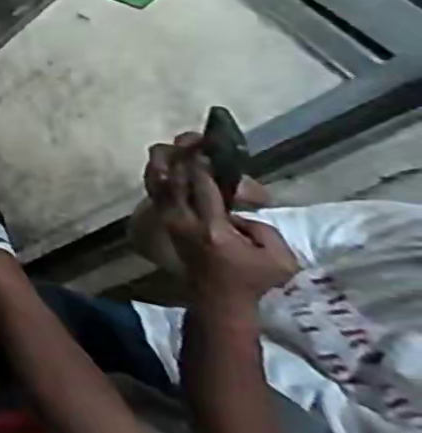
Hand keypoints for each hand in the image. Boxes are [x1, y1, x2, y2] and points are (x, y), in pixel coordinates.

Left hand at [147, 135, 298, 304]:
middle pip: (172, 179)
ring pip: (156, 181)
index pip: (201, 190)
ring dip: (164, 159)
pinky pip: (155, 189)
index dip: (201, 167)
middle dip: (181, 156)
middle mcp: (182, 219)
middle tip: (193, 138)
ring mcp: (167, 217)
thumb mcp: (278, 258)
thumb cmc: (252, 277)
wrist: (217, 294)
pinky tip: (169, 158)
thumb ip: (262, 229)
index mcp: (212, 228)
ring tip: (178, 143)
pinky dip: (160, 171)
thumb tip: (238, 210)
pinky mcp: (162, 218)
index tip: (207, 148)